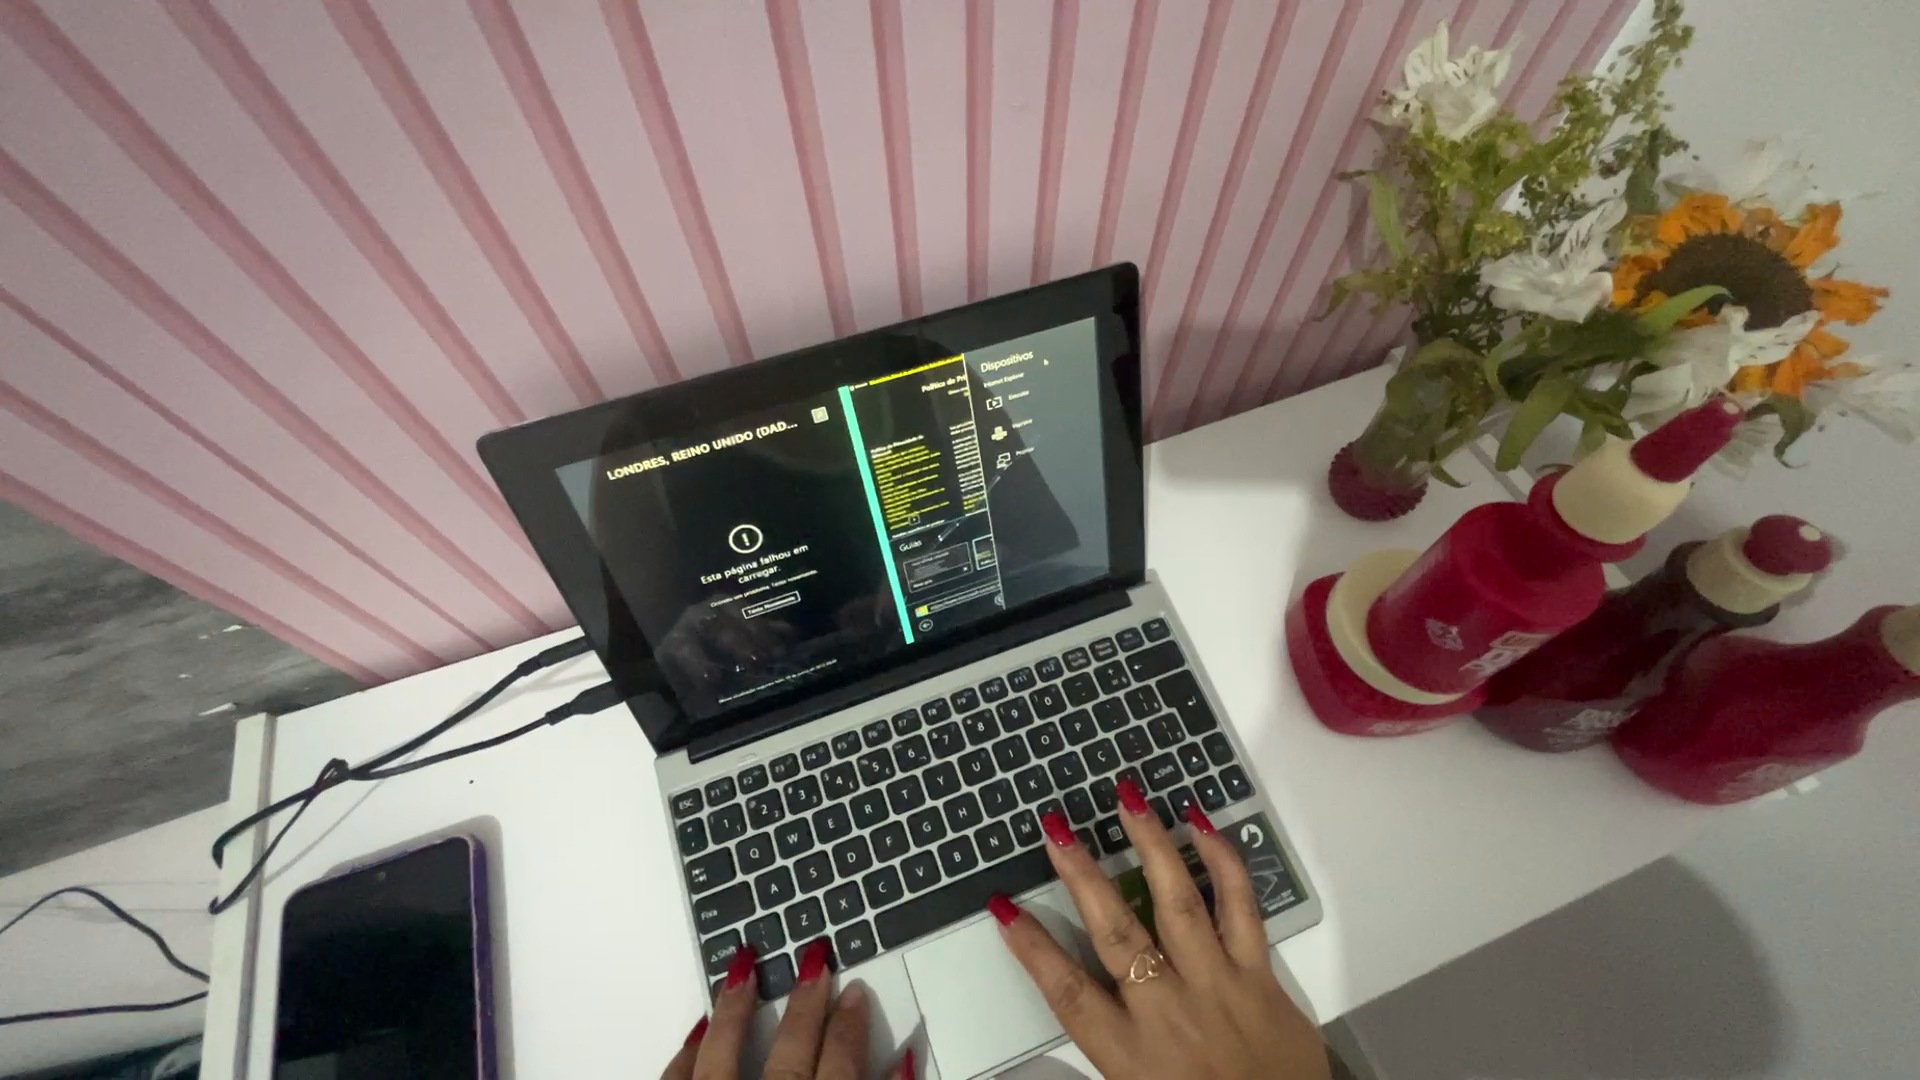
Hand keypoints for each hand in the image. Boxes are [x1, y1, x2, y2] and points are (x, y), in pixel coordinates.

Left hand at [660, 940, 914, 1079]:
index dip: (850, 1029)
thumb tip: (906, 1057)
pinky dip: (684, 1057)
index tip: (856, 993)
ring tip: (744, 963)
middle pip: (789, 1058)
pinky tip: (696, 1025)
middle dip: (804, 1005)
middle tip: (814, 956)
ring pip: (721, 1061)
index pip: (839, 1070)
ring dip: (734, 1011)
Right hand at [991, 781, 1330, 1079]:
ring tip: (1128, 797)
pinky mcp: (1261, 976)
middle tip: (1055, 825)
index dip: (1031, 947)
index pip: (1067, 991)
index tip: (1002, 906)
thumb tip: (1073, 992)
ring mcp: (1217, 984)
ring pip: (1177, 902)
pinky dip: (1223, 862)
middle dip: (1080, 875)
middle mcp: (1167, 1009)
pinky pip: (1240, 908)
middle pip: (1115, 932)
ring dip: (1150, 843)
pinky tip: (1200, 823)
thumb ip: (1108, 1045)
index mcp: (1131, 1053)